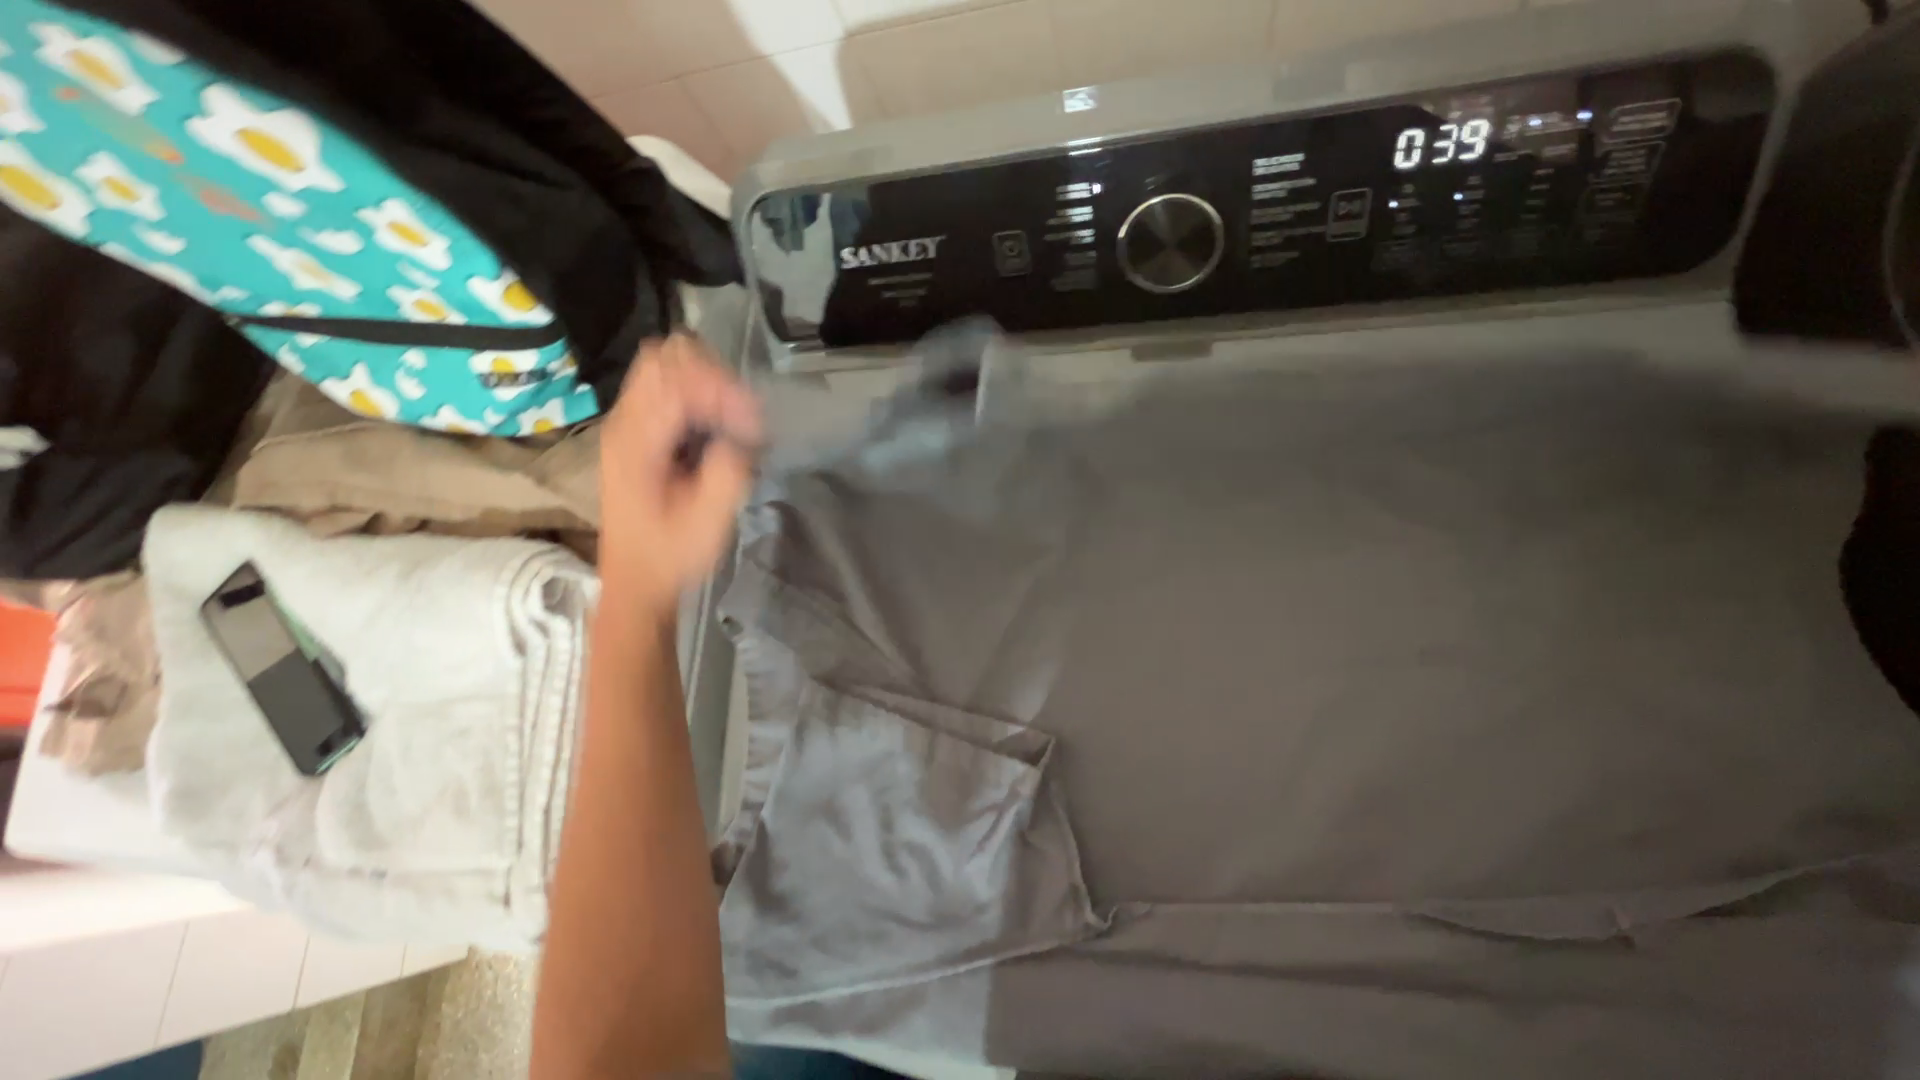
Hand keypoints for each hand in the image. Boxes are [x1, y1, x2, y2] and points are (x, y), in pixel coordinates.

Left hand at [597, 334, 762, 614]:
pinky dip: (700, 395)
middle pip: (667, 356)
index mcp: (636, 440)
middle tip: (741, 417)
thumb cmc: (670, 557)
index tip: (751, 427)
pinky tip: (718, 429)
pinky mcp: (639, 432)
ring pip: (667, 365)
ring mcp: (629, 424)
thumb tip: (741, 436)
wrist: (636, 583)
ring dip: (708, 383)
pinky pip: (668, 387)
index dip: (722, 392)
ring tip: (734, 420)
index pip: (678, 378)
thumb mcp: (706, 523)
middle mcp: (626, 421)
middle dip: (714, 376)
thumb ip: (727, 471)